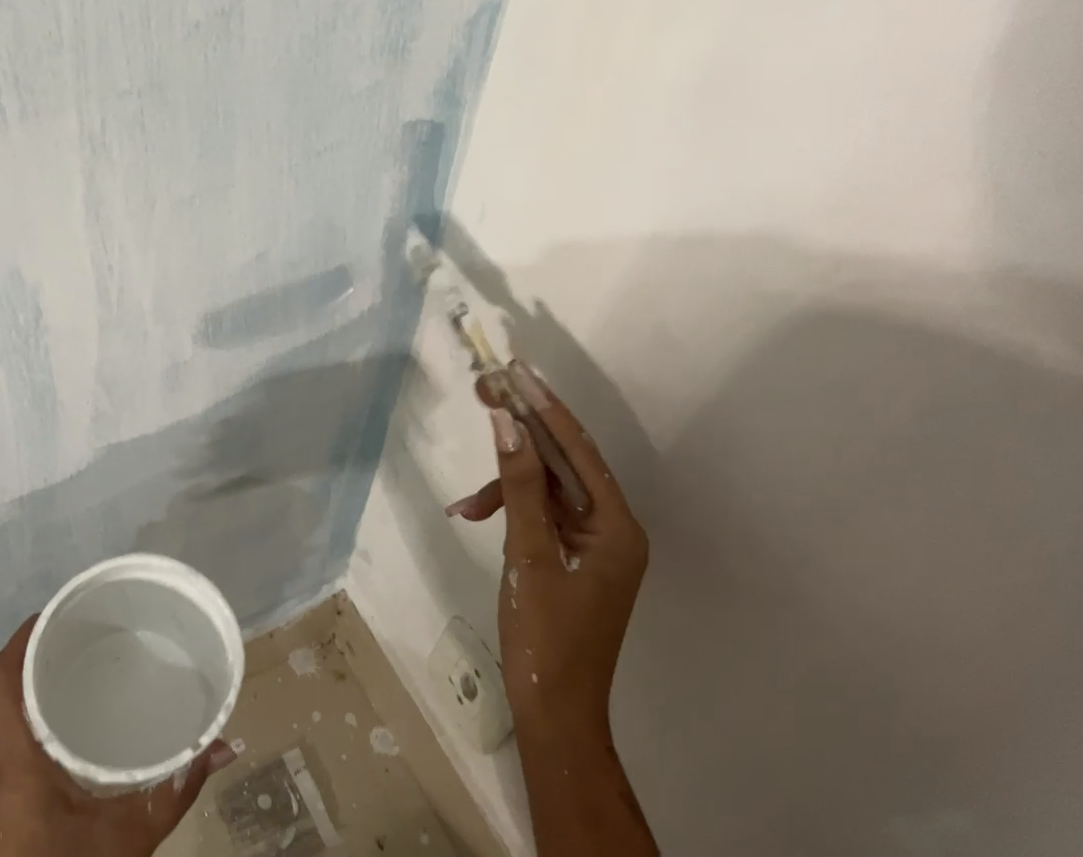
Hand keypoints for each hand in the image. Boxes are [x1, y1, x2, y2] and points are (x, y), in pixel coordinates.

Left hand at [0, 615, 237, 856]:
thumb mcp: (132, 835)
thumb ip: (178, 788)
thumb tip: (227, 746)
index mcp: (19, 758)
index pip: (4, 678)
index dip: (21, 638)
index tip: (54, 613)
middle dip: (26, 657)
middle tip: (70, 638)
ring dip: (17, 691)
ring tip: (60, 673)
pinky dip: (14, 724)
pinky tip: (46, 732)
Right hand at [446, 362, 647, 738]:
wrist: (554, 710)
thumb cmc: (545, 637)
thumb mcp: (528, 555)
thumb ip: (519, 485)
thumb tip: (506, 422)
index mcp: (617, 527)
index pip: (579, 451)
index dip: (545, 408)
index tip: (516, 371)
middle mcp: (613, 528)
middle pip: (565, 464)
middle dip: (522, 431)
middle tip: (485, 390)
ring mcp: (594, 545)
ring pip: (547, 491)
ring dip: (506, 485)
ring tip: (465, 503)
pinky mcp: (573, 558)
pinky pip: (542, 517)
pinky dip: (510, 512)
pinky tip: (475, 518)